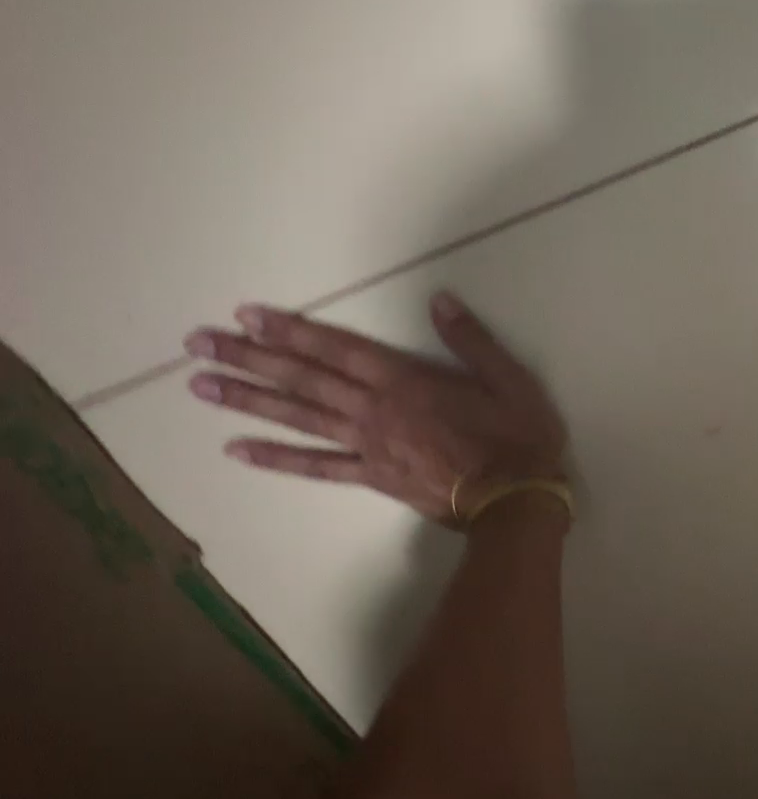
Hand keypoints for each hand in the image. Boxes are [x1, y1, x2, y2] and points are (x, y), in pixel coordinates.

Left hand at [183, 292, 567, 528]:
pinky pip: (317, 466)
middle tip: (198, 344)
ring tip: (201, 387)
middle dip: (251, 359)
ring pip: (300, 418)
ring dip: (249, 401)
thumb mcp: (510, 380)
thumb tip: (439, 301)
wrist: (514, 498)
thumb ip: (473, 341)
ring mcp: (369, 446)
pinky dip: (277, 458)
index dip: (293, 331)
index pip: (340, 350)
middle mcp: (376, 410)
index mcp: (408, 382)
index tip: (246, 316)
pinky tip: (238, 450)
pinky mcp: (373, 477)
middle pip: (306, 380)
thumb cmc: (519, 436)